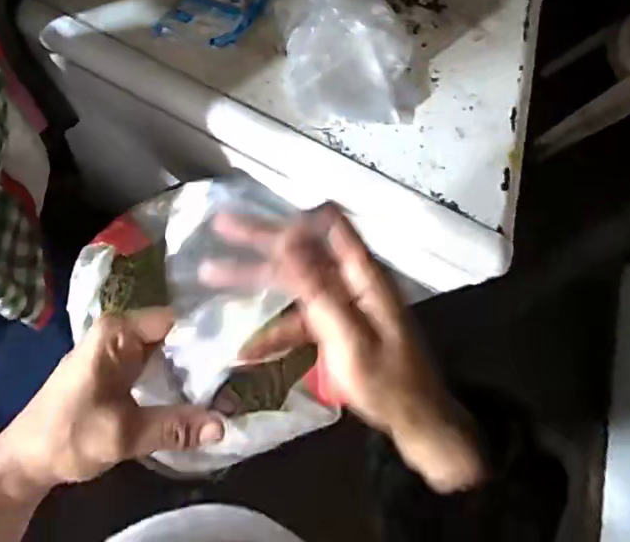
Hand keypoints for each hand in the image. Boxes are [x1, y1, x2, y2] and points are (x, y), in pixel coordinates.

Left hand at [0, 308, 225, 490]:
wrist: (23, 462)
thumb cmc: (68, 436)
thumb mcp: (124, 435)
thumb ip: (174, 427)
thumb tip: (222, 426)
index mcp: (117, 331)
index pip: (173, 319)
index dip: (205, 333)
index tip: (236, 350)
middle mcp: (118, 331)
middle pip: (170, 333)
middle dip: (201, 353)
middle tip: (239, 370)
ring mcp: (116, 349)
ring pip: (163, 350)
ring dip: (189, 367)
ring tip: (228, 381)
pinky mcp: (115, 368)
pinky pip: (153, 363)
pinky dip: (173, 376)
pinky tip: (197, 391)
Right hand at [216, 206, 484, 492]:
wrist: (417, 425)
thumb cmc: (389, 382)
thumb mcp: (350, 338)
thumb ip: (317, 289)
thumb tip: (290, 241)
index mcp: (362, 274)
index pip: (327, 226)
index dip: (292, 213)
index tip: (254, 205)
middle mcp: (350, 279)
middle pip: (302, 249)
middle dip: (261, 239)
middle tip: (222, 225)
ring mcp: (341, 302)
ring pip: (293, 282)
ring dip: (255, 281)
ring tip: (212, 274)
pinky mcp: (335, 324)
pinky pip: (298, 318)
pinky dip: (273, 329)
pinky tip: (245, 348)